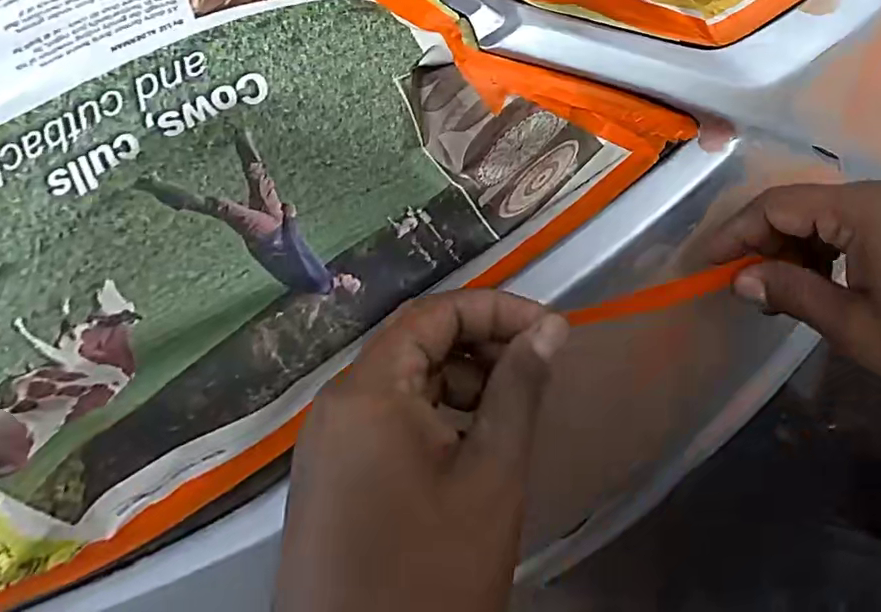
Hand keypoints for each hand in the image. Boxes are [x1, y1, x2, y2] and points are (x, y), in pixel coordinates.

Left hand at [276, 290, 569, 611]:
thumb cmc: (430, 572)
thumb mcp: (491, 474)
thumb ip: (520, 388)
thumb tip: (550, 327)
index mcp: (368, 391)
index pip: (436, 313)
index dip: (496, 309)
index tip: (547, 328)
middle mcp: (339, 405)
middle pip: (418, 342)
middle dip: (482, 344)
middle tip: (536, 366)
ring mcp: (331, 443)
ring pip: (406, 381)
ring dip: (463, 380)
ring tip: (512, 407)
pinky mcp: (334, 476)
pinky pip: (391, 418)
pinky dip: (437, 414)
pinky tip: (474, 443)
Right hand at [705, 181, 880, 434]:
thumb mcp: (858, 328)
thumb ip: (792, 292)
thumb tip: (739, 278)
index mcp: (863, 208)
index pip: (777, 205)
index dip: (736, 233)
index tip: (705, 265)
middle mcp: (879, 197)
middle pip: (798, 206)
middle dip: (762, 243)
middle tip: (737, 285)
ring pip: (822, 219)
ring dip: (790, 251)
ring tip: (774, 294)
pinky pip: (849, 232)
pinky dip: (821, 255)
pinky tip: (815, 288)